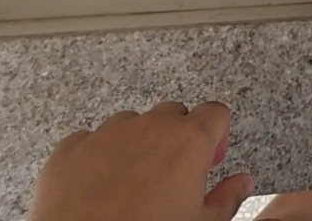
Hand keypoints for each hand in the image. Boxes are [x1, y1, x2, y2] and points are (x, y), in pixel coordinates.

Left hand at [28, 101, 253, 220]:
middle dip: (175, 138)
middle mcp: (152, 126)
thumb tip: (243, 182)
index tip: (208, 161)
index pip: (216, 112)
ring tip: (127, 184)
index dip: (216, 135)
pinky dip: (92, 157)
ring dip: (135, 144)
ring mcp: (107, 135)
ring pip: (131, 124)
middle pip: (173, 113)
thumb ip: (227, 199)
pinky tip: (92, 188)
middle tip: (167, 177)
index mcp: (190, 140)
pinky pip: (87, 141)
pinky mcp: (68, 152)